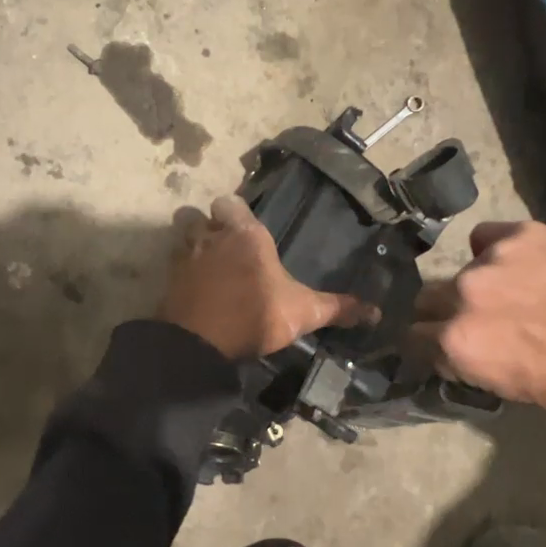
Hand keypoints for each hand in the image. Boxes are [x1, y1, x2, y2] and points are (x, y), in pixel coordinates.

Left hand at [157, 195, 376, 359]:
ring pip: (181, 234)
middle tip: (223, 244)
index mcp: (246, 234)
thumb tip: (376, 312)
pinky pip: (173, 264)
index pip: (232, 202)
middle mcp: (212, 237)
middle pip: (199, 214)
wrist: (201, 344)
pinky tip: (194, 287)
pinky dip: (181, 271)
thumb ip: (338, 308)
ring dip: (190, 243)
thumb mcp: (304, 313)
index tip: (245, 226)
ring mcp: (186, 257)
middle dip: (207, 224)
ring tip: (205, 262)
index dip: (236, 212)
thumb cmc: (256, 316)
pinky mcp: (169, 281)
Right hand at [407, 221, 545, 416]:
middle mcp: (464, 296)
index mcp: (460, 344)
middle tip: (474, 323)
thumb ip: (478, 367)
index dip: (426, 347)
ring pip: (461, 269)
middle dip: (441, 313)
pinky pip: (488, 237)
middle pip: (426, 299)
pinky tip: (520, 262)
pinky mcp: (524, 233)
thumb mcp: (523, 393)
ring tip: (510, 292)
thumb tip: (460, 353)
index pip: (412, 339)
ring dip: (474, 284)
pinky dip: (495, 250)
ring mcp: (493, 259)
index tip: (440, 349)